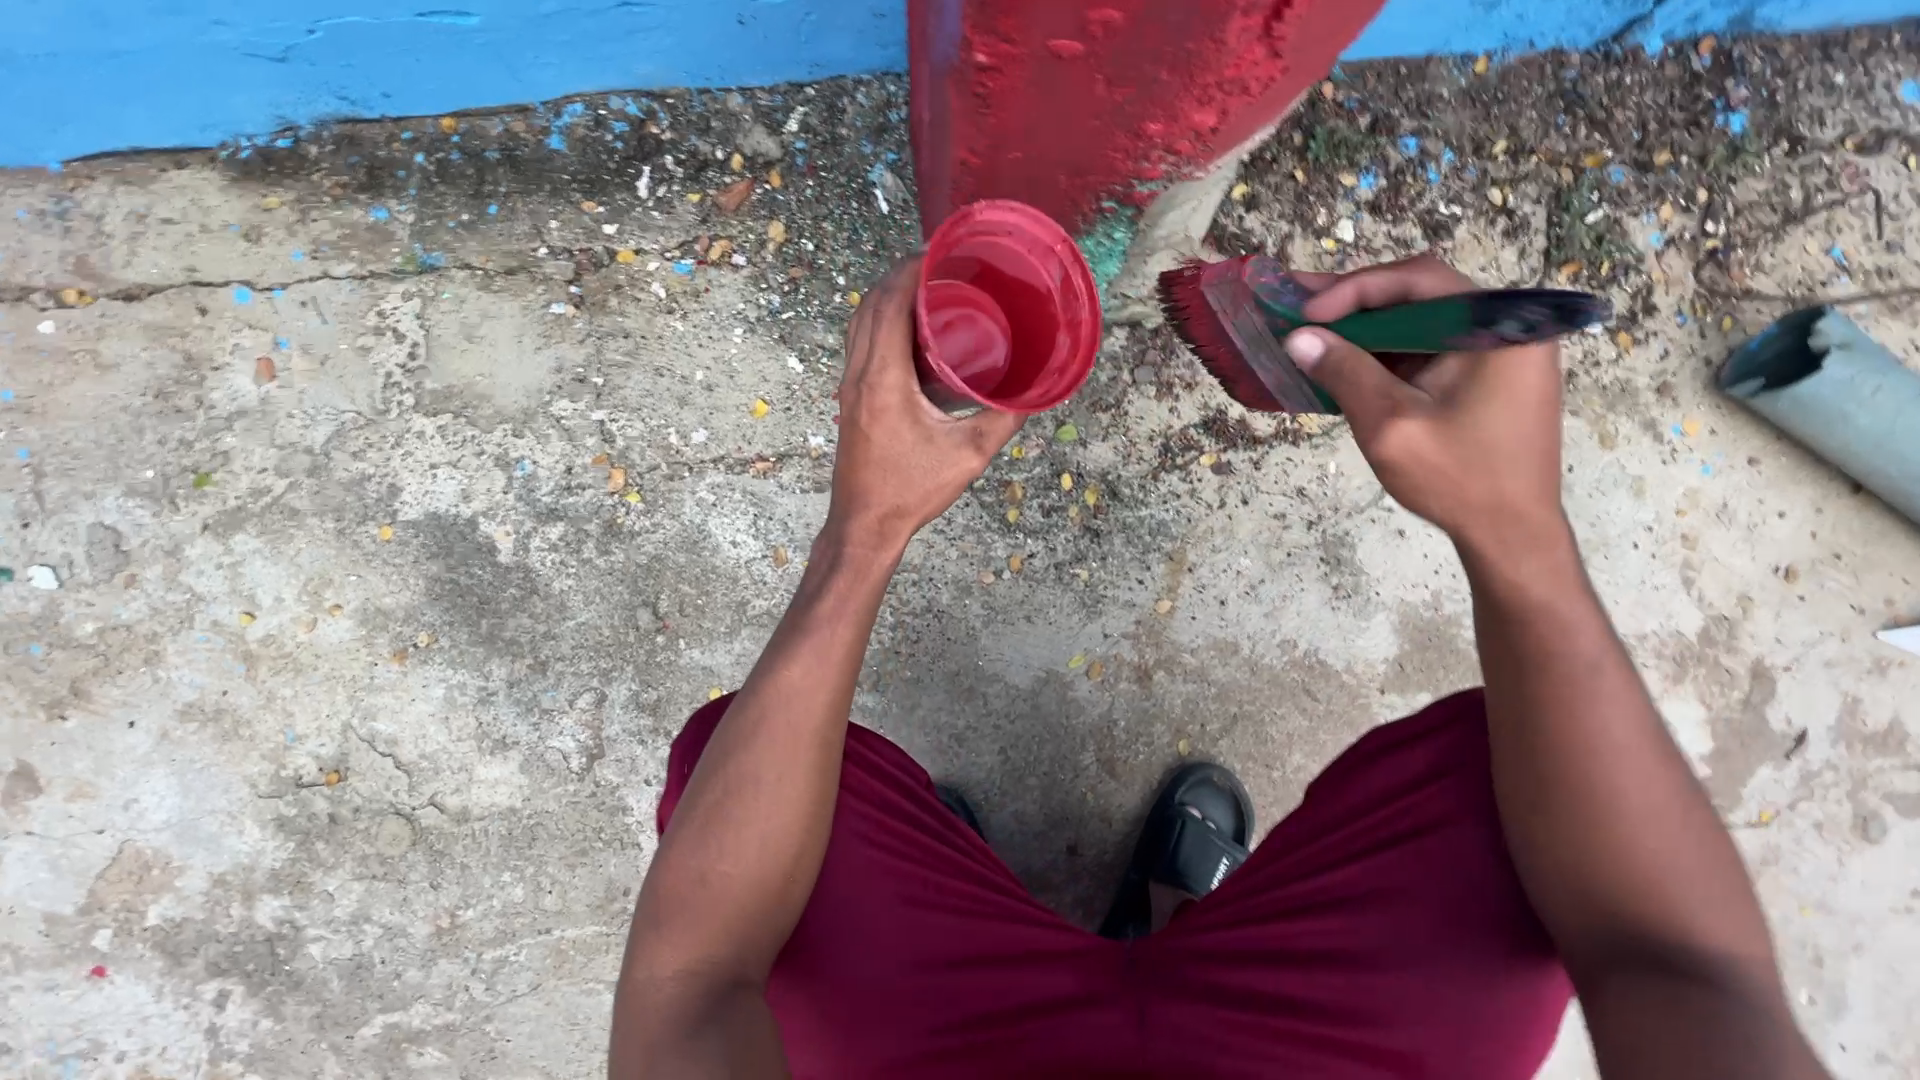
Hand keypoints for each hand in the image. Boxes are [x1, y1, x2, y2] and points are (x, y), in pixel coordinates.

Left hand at [825, 257, 1025, 552]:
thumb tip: (1036, 393)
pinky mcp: (849, 398)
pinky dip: (877, 320)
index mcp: (884, 379)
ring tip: (922, 286)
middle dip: (900, 273)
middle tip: (939, 263)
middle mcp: (859, 374)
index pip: (890, 304)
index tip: (940, 252)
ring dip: (885, 295)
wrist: (865, 524)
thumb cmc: (911, 492)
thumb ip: (1004, 421)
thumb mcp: (969, 455)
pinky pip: (858, 342)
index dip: (911, 270)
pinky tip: (906, 329)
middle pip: (870, 303)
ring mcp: (848, 386)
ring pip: (859, 321)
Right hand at [1284, 254, 1570, 557]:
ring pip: (1422, 321)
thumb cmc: (1457, 479)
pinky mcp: (1487, 376)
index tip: (1305, 313)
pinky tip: (1346, 363)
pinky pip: (1430, 348)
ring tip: (1312, 333)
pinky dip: (1387, 353)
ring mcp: (1500, 351)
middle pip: (1420, 294)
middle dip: (1355, 302)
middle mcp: (1507, 326)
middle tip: (1299, 306)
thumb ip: (1345, 373)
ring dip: (1367, 328)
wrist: (1511, 533)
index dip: (1354, 289)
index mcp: (1498, 326)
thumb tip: (1298, 338)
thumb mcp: (1390, 425)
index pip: (1418, 280)